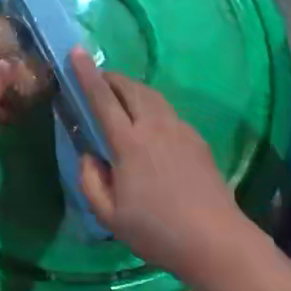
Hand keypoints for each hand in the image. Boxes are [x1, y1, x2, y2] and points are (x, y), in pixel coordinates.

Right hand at [70, 49, 250, 276]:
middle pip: (130, 88)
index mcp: (129, 143)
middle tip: (97, 80)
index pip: (103, 99)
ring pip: (152, 96)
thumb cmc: (156, 230)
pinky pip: (167, 111)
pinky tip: (149, 126)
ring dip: (132, 89)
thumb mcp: (109, 216)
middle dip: (111, 78)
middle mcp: (155, 126)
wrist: (214, 238)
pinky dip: (151, 106)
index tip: (76, 51)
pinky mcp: (196, 138)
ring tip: (120, 97)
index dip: (87, 74)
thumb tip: (88, 154)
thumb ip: (90, 181)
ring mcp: (180, 129)